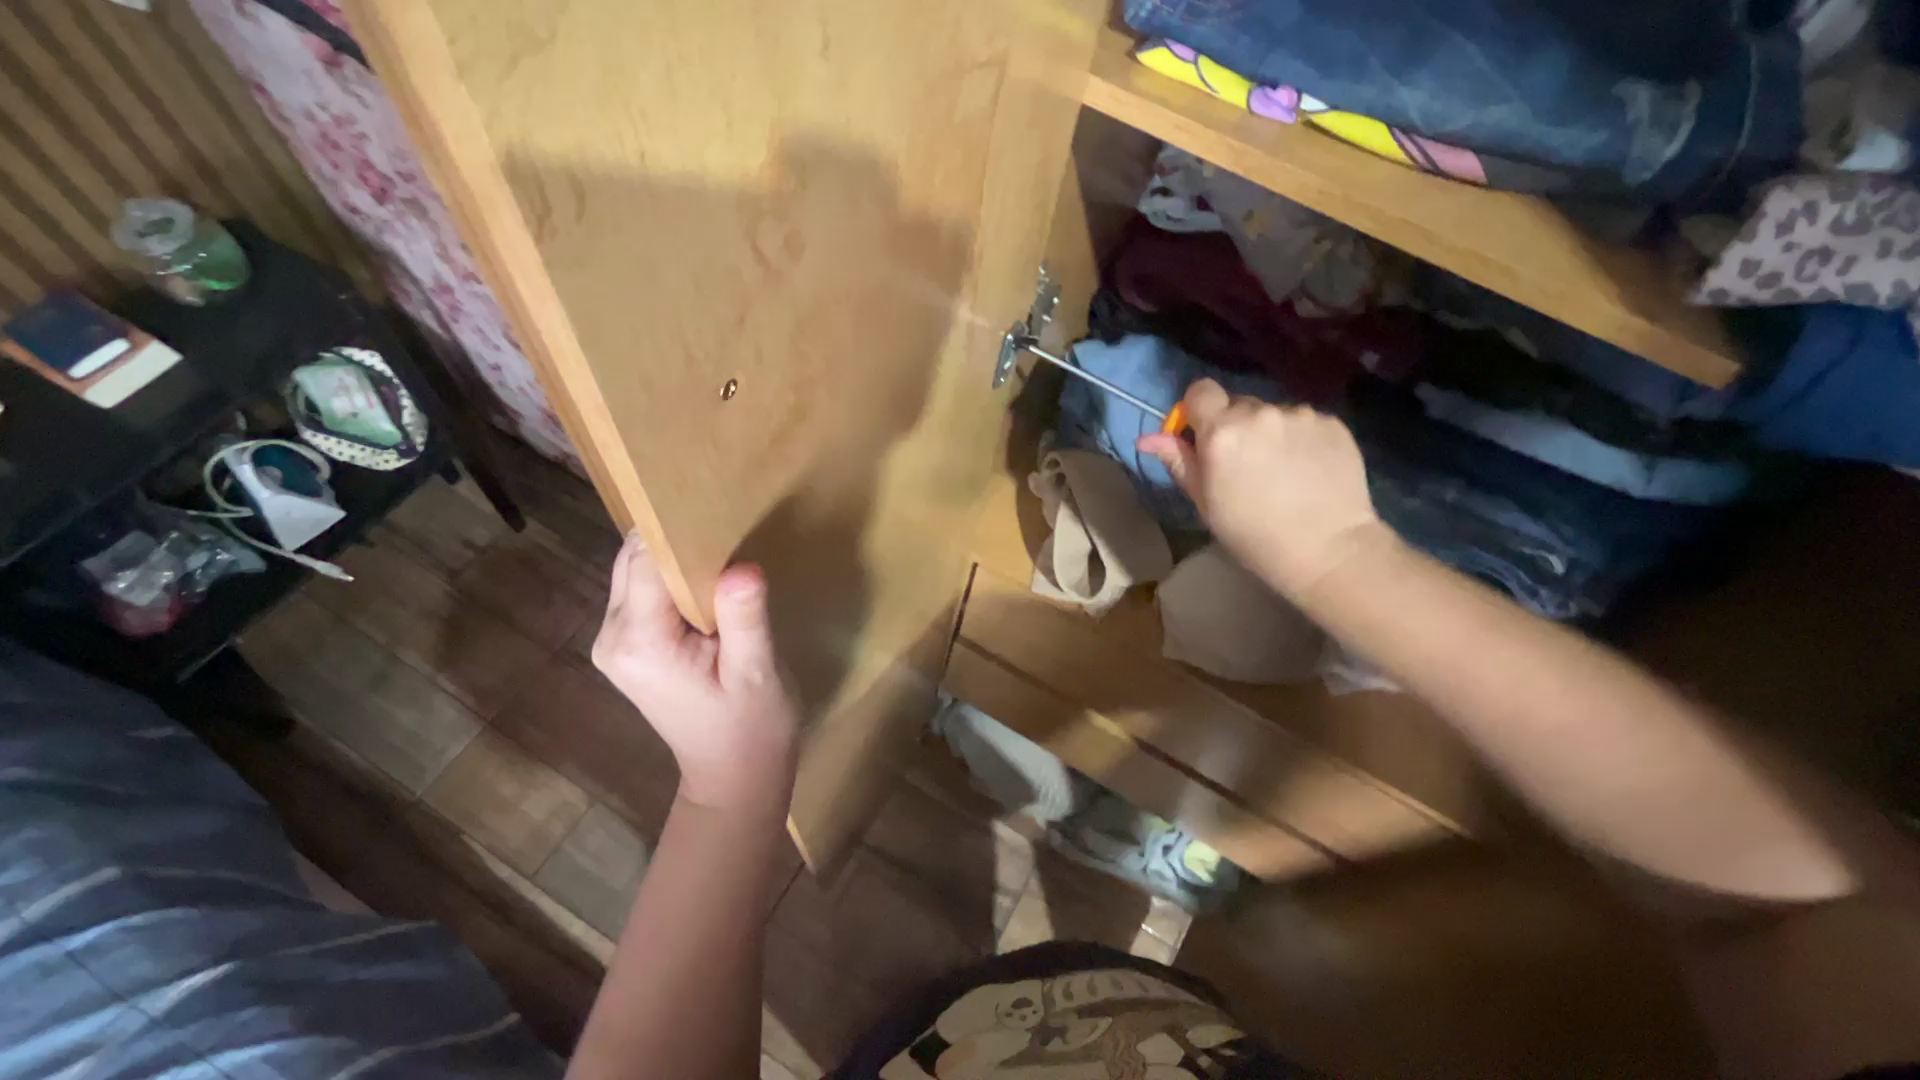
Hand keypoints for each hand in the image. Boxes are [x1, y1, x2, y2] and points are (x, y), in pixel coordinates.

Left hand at [591, 535, 799, 811]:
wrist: (734, 777)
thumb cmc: (751, 729)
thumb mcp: (757, 674)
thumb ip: (744, 620)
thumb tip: (742, 568)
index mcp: (639, 642)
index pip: (648, 560)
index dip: (681, 530)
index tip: (719, 506)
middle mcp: (612, 636)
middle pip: (634, 558)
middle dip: (675, 537)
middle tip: (727, 523)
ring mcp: (614, 642)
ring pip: (636, 569)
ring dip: (674, 555)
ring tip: (723, 547)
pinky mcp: (627, 645)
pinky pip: (643, 589)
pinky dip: (672, 575)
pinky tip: (709, 578)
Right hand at [1137, 379, 1387, 598]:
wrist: (1326, 550)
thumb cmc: (1254, 535)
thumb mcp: (1206, 503)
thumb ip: (1179, 462)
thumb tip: (1149, 438)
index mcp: (1221, 432)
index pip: (1200, 390)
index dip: (1198, 410)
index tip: (1204, 437)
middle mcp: (1259, 413)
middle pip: (1238, 404)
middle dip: (1236, 427)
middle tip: (1245, 465)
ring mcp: (1300, 415)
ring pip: (1273, 414)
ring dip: (1270, 433)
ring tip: (1282, 472)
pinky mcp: (1332, 422)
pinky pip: (1305, 422)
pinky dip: (1301, 439)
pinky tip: (1308, 470)